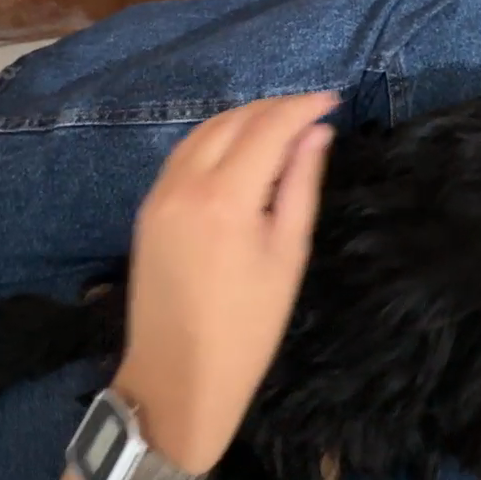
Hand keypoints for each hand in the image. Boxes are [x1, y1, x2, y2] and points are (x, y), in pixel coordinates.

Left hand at [110, 93, 337, 473]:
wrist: (175, 380)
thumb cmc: (246, 330)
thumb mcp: (287, 257)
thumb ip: (301, 186)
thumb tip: (317, 133)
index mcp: (226, 199)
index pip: (268, 128)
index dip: (302, 107)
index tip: (332, 99)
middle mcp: (186, 183)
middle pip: (234, 120)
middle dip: (275, 107)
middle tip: (311, 113)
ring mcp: (160, 192)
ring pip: (204, 130)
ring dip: (243, 117)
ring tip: (280, 124)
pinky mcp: (148, 206)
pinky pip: (183, 152)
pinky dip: (214, 137)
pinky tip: (237, 146)